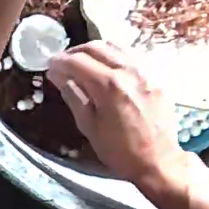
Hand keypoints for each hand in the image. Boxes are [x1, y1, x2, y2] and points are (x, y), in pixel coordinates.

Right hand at [50, 41, 199, 200]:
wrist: (158, 162)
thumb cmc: (120, 151)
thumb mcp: (89, 127)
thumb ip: (73, 95)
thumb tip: (57, 75)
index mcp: (109, 86)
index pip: (77, 61)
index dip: (59, 61)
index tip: (50, 66)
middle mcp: (129, 71)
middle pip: (96, 47)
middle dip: (74, 52)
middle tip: (63, 64)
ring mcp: (146, 71)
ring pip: (115, 46)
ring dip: (95, 51)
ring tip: (84, 64)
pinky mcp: (157, 76)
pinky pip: (131, 56)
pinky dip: (114, 56)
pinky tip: (107, 69)